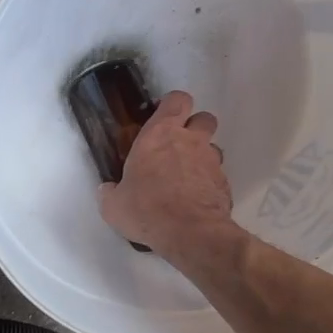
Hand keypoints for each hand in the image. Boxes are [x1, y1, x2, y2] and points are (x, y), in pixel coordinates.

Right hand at [97, 90, 241, 261]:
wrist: (190, 233)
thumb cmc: (146, 210)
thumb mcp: (113, 205)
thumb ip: (110, 192)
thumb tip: (108, 190)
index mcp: (160, 135)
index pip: (177, 100)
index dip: (172, 105)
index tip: (162, 118)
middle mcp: (190, 141)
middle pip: (203, 117)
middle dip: (194, 127)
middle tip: (177, 146)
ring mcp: (211, 161)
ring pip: (213, 147)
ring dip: (202, 156)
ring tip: (186, 177)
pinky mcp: (224, 183)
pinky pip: (217, 175)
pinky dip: (208, 182)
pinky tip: (195, 199)